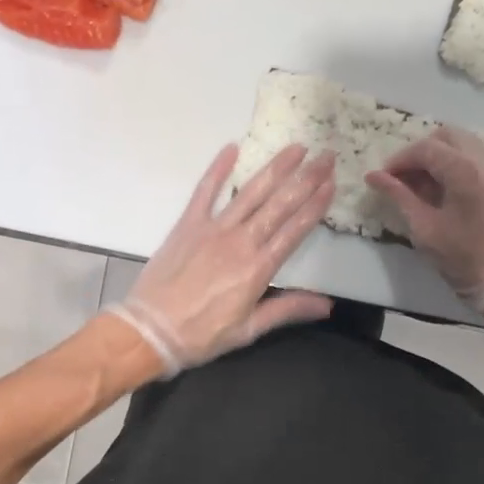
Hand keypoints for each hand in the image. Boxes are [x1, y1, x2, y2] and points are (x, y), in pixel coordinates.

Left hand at [107, 143, 335, 375]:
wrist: (150, 331)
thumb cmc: (202, 335)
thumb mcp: (249, 329)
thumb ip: (288, 310)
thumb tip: (328, 304)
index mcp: (258, 269)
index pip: (294, 230)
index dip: (315, 206)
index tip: (332, 184)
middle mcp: (240, 242)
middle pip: (279, 205)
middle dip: (305, 179)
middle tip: (326, 156)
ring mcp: (213, 230)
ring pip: (250, 192)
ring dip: (274, 168)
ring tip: (296, 148)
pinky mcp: (187, 225)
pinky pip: (204, 191)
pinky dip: (218, 169)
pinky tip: (232, 148)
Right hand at [366, 125, 483, 313]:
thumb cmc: (465, 261)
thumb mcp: (425, 230)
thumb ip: (399, 196)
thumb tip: (374, 176)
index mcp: (466, 171)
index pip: (426, 148)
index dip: (400, 159)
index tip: (386, 177)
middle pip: (449, 136)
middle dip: (424, 152)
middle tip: (407, 177)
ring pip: (471, 142)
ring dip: (447, 155)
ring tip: (432, 183)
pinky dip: (469, 163)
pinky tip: (458, 188)